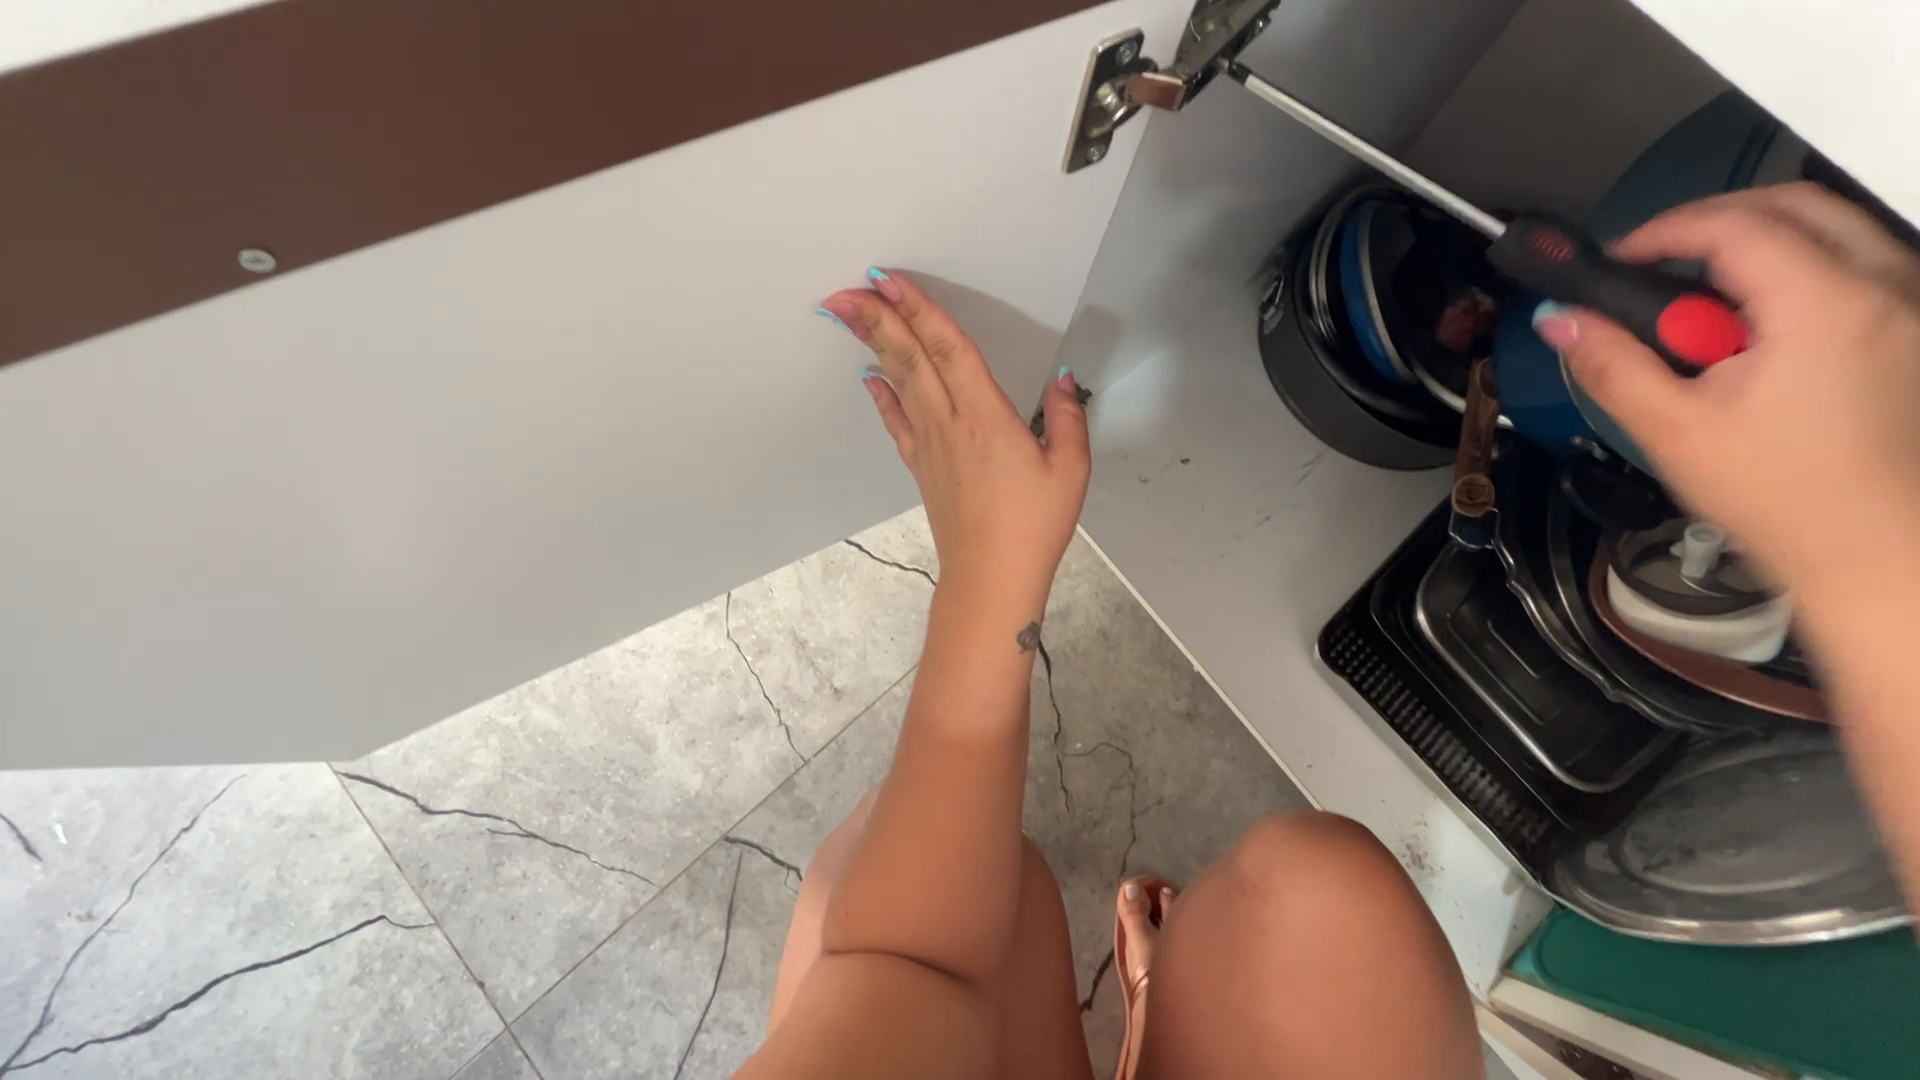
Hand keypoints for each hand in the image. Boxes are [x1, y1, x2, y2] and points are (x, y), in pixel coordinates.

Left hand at [820, 270, 1090, 606]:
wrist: (990, 577)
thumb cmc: (1032, 526)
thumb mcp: (1069, 469)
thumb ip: (1066, 418)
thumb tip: (1063, 380)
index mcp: (986, 416)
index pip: (948, 349)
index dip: (919, 310)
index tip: (890, 281)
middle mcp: (949, 423)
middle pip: (910, 359)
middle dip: (878, 319)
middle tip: (848, 288)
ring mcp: (930, 446)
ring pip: (898, 383)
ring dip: (874, 346)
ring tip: (848, 317)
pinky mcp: (922, 468)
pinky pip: (897, 422)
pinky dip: (882, 396)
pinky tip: (868, 377)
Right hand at [1535, 183, 1919, 592]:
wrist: (1876, 549)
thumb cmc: (1787, 497)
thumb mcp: (1672, 429)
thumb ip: (1610, 364)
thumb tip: (1561, 321)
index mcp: (1827, 306)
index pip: (1736, 225)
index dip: (1661, 232)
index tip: (1615, 259)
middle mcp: (1890, 289)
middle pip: (1794, 205)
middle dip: (1708, 223)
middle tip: (1648, 264)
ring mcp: (1911, 309)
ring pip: (1829, 232)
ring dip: (1751, 249)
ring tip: (1693, 311)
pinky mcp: (1912, 333)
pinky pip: (1852, 268)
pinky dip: (1789, 277)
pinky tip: (1747, 333)